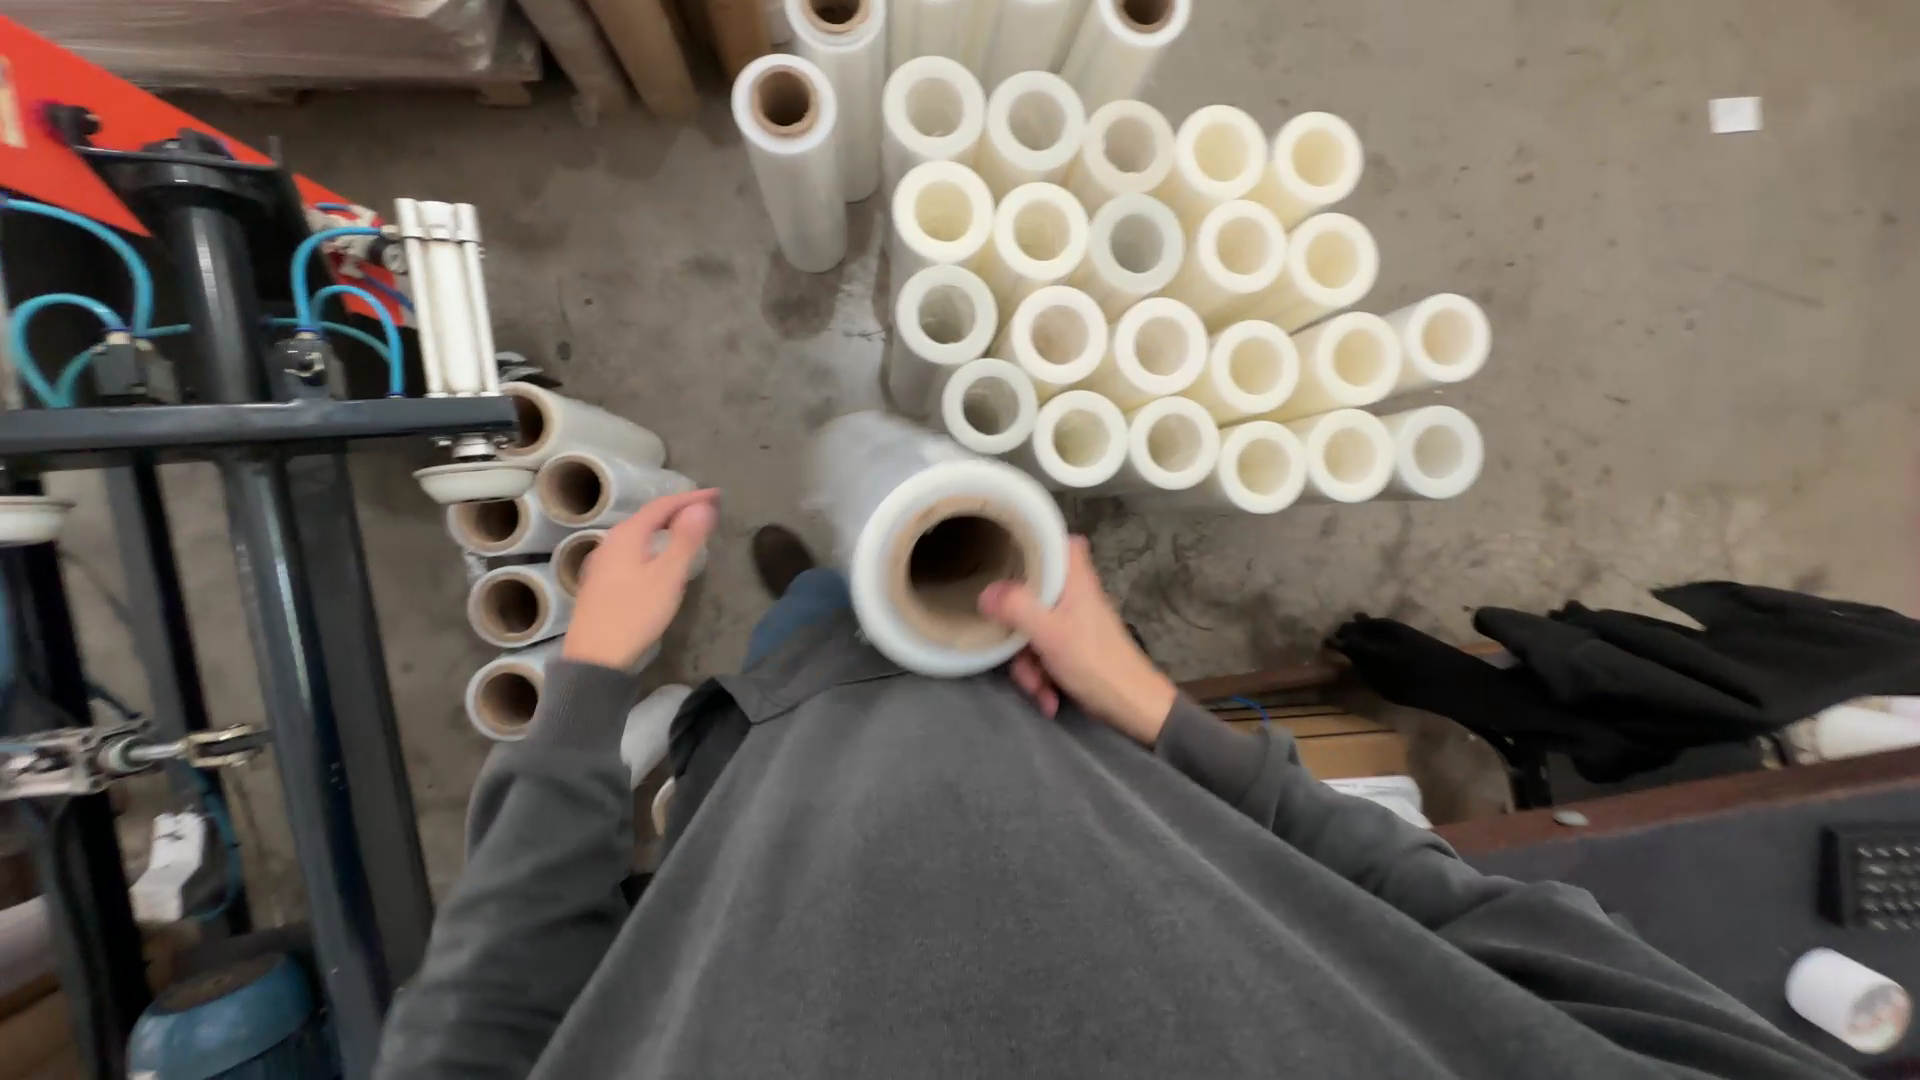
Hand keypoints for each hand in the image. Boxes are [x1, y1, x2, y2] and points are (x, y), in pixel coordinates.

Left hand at [563, 489, 719, 670]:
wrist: (595, 656)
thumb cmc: (635, 614)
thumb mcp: (667, 576)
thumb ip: (686, 539)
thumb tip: (703, 507)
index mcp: (627, 536)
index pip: (662, 506)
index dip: (691, 498)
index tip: (717, 495)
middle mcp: (611, 542)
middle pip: (649, 516)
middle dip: (679, 508)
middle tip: (707, 508)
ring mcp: (604, 561)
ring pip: (640, 533)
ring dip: (666, 525)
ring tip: (689, 526)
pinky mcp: (603, 579)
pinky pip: (634, 548)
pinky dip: (655, 541)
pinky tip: (661, 553)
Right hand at [977, 536, 1177, 745]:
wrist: (1133, 707)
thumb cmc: (1095, 663)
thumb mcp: (1049, 634)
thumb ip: (1016, 608)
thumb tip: (985, 592)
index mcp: (1075, 580)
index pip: (1062, 541)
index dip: (1036, 544)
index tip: (1008, 557)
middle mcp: (1075, 596)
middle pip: (1033, 594)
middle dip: (1018, 631)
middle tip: (1014, 649)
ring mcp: (1073, 623)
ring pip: (1034, 630)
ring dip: (1029, 665)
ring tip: (1038, 688)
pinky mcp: (1073, 649)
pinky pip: (1045, 653)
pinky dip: (1043, 677)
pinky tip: (1048, 698)